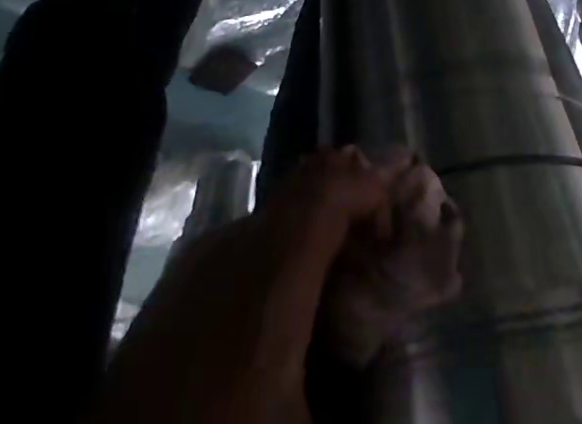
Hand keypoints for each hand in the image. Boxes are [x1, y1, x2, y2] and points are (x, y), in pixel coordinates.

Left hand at [86, 148, 391, 423]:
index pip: (330, 190)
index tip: (396, 230)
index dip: (373, 190)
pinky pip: (251, 230)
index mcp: (272, 277)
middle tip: (385, 230)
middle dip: (355, 192)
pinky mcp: (183, 273)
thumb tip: (398, 385)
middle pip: (307, 182)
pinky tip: (292, 286)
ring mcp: (203, 254)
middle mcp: (235, 246)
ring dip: (322, 215)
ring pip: (279, 204)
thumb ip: (360, 398)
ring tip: (346, 259)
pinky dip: (287, 236)